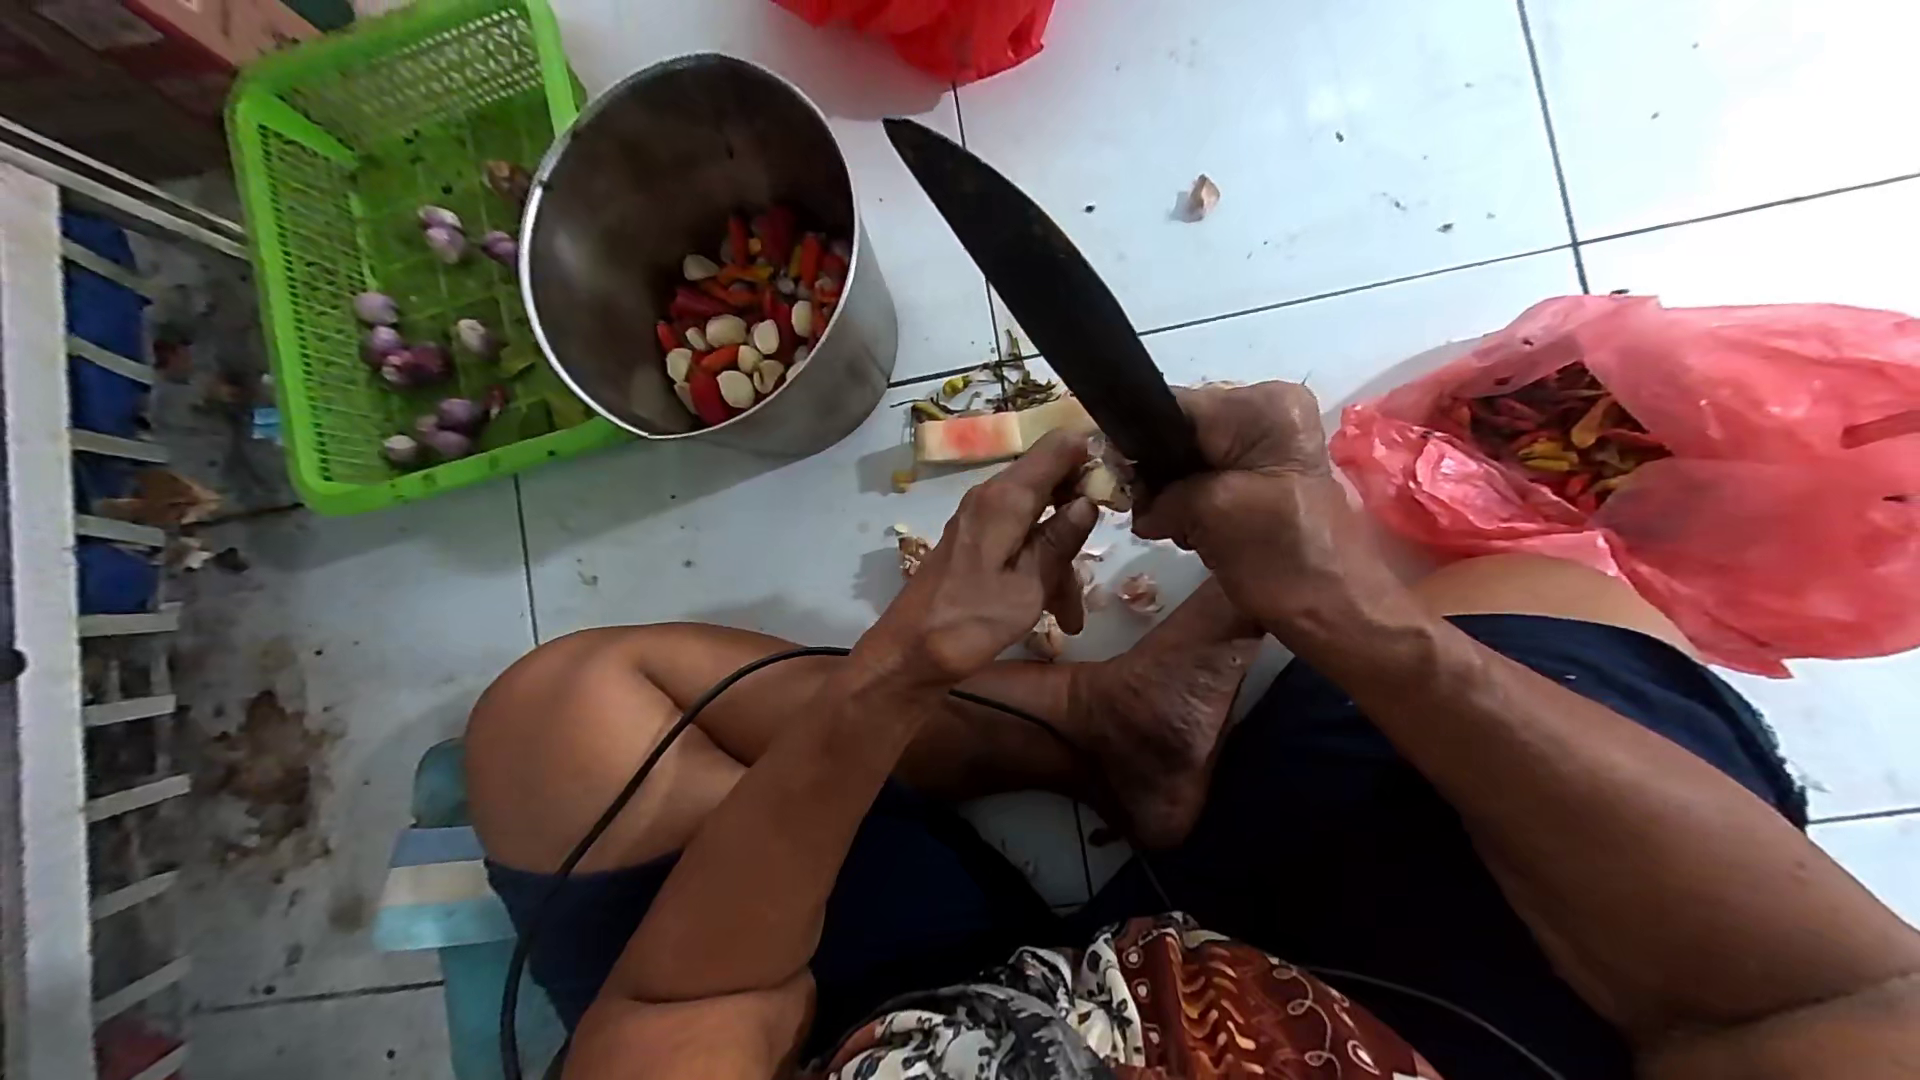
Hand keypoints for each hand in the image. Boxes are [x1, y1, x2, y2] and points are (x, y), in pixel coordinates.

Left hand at [863, 431, 1098, 684]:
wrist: (909, 653)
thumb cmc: (970, 621)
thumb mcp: (1028, 586)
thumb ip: (1060, 541)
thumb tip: (1089, 501)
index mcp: (1005, 498)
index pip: (1057, 446)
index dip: (1092, 456)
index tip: (1119, 486)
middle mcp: (991, 497)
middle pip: (1051, 482)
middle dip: (1081, 518)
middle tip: (1101, 553)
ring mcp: (981, 519)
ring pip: (1039, 520)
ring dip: (1061, 560)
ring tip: (1071, 613)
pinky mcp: (976, 542)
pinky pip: (1020, 540)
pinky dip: (1039, 568)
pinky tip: (1055, 612)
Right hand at [1134, 382, 1402, 628]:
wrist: (1336, 615)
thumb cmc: (1282, 559)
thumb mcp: (1211, 510)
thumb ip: (1161, 489)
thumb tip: (1129, 496)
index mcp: (1263, 406)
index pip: (1173, 407)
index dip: (1137, 444)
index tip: (1118, 483)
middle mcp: (1264, 413)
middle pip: (1176, 433)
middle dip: (1154, 474)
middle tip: (1146, 514)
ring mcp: (1262, 447)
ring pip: (1183, 460)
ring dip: (1167, 497)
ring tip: (1173, 529)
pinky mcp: (1256, 478)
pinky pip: (1200, 480)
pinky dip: (1185, 507)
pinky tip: (1188, 532)